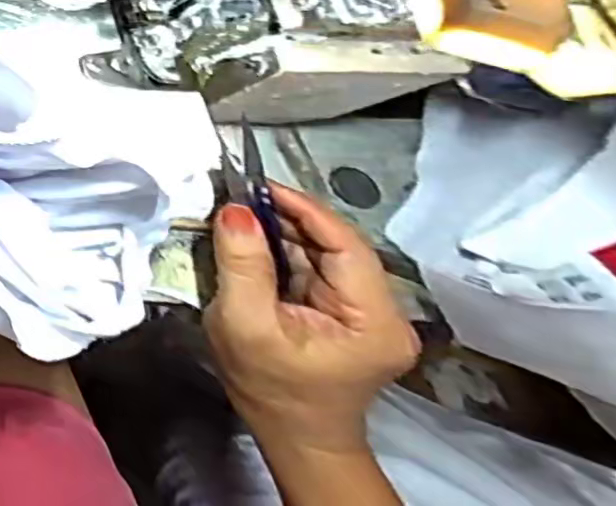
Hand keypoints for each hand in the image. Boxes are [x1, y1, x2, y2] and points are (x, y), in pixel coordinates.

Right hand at [204, 184, 419, 455]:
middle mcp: (381, 311)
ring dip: (278, 229)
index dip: (305, 210)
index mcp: (374, 319)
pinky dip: (277, 246)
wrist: (289, 430)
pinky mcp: (340, 308)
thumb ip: (242, 264)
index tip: (256, 185)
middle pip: (336, 245)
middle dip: (285, 216)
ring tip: (234, 212)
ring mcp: (362, 310)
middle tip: (234, 195)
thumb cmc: (268, 383)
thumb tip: (234, 209)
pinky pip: (310, 264)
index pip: (347, 246)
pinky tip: (248, 237)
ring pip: (320, 251)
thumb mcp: (245, 321)